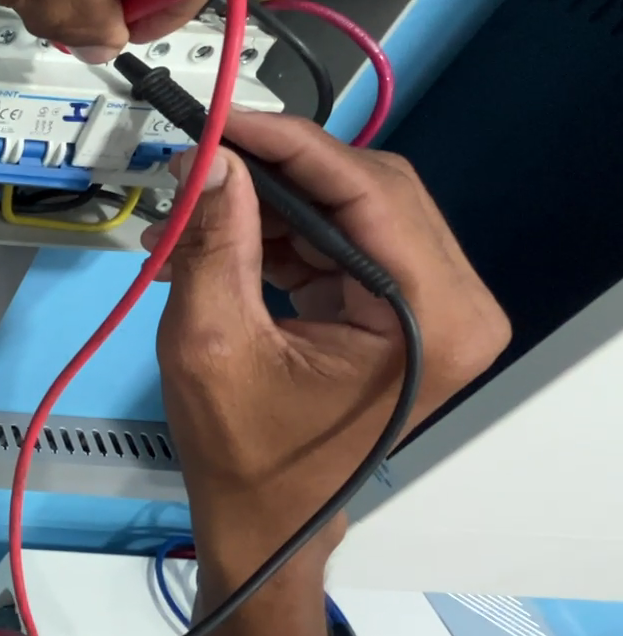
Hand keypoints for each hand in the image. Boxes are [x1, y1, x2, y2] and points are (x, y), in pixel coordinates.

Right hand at [143, 112, 508, 581]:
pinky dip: (266, 236)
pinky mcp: (389, 313)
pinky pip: (330, 245)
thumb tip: (208, 161)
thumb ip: (212, 243)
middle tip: (195, 161)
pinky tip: (203, 245)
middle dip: (273, 169)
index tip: (212, 120)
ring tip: (182, 216)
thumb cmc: (239, 444)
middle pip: (367, 190)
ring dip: (260, 204)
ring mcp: (425, 308)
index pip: (366, 189)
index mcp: (431, 315)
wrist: (262, 516)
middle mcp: (451, 302)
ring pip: (345, 213)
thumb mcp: (209, 338)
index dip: (285, 143)